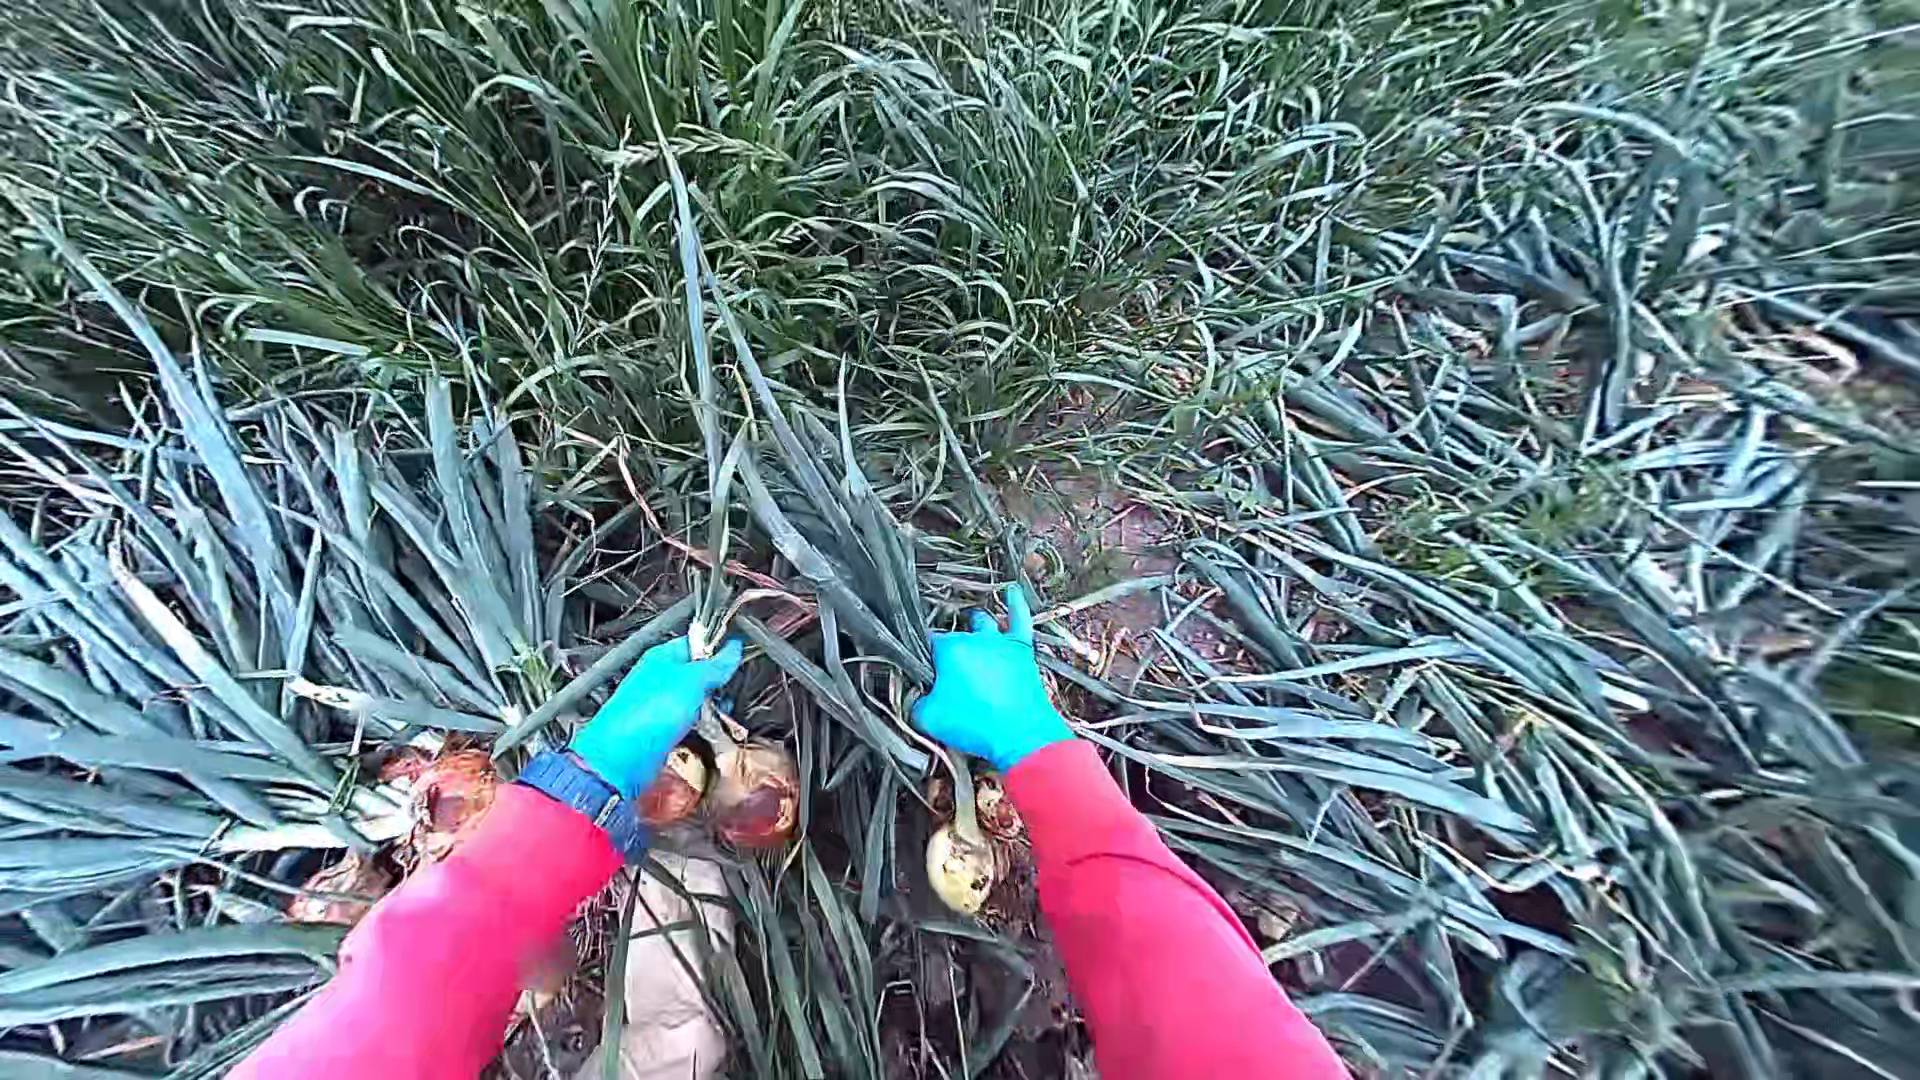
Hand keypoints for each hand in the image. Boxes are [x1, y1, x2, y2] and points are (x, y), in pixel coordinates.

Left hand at [570, 635, 743, 795]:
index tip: (737, 657)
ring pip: (696, 698)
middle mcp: (659, 678)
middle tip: (726, 689)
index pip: (697, 642)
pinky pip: (689, 720)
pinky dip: (701, 724)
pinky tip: (706, 729)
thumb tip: (733, 650)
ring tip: (718, 712)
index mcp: (662, 657)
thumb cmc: (645, 714)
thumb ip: (716, 664)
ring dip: (711, 705)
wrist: (620, 760)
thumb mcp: (692, 680)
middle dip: (718, 681)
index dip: (719, 649)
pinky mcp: (661, 729)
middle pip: (699, 672)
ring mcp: (659, 704)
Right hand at [913, 584, 1072, 770]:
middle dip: (945, 648)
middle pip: (953, 635)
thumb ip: (914, 703)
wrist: (1020, 736)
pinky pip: (1019, 617)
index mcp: (949, 650)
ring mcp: (999, 640)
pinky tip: (1011, 590)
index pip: (927, 642)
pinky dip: (1015, 602)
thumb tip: (913, 698)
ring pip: (982, 622)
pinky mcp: (1021, 648)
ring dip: (973, 623)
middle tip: (942, 666)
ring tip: (966, 624)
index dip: (920, 655)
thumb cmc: (975, 724)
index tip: (919, 667)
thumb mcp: (929, 719)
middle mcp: (974, 638)